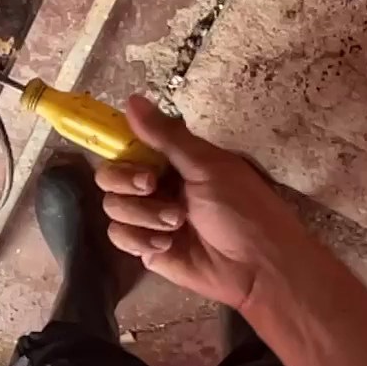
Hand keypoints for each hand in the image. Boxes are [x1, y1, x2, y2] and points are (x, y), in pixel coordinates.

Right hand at [95, 96, 314, 313]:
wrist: (257, 266)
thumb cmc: (243, 209)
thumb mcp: (208, 166)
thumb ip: (166, 136)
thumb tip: (132, 99)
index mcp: (171, 161)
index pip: (127, 147)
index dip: (122, 150)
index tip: (133, 156)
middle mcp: (155, 186)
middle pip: (109, 176)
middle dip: (126, 182)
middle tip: (151, 186)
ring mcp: (147, 218)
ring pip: (113, 207)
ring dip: (143, 214)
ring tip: (177, 223)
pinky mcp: (144, 248)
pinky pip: (119, 236)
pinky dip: (140, 239)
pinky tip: (166, 244)